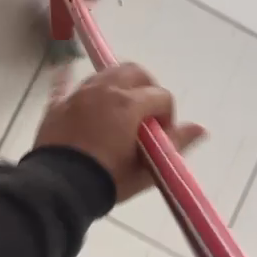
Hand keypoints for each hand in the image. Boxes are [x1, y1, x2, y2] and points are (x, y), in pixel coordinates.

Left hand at [32, 62, 203, 200]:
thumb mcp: (148, 168)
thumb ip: (175, 144)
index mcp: (128, 103)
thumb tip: (200, 129)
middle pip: (132, 71)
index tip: (160, 135)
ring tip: (118, 108)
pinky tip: (67, 70)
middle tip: (145, 112)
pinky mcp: (56, 105)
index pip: (161, 96)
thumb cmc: (108, 179)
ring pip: (102, 75)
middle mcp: (102, 90)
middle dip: (145, 86)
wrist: (59, 186)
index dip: (166, 114)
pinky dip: (69, 79)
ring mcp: (77, 95)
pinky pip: (64, 84)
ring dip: (115, 85)